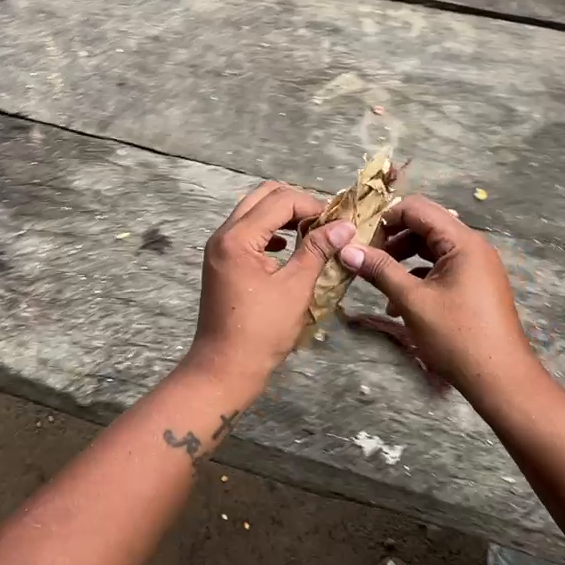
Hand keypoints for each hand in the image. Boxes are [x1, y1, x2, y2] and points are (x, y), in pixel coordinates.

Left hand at [187, 182, 357, 390]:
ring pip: (254, 212)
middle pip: (263, 196)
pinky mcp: (221, 261)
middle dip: (297, 204)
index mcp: (237, 238)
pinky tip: (289, 249)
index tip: (338, 223)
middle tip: (325, 224)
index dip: (313, 206)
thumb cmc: (261, 332)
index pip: (280, 200)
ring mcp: (219, 247)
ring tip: (312, 235)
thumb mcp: (296, 289)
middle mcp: (223, 234)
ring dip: (283, 216)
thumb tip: (345, 225)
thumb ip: (318, 251)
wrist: (224, 368)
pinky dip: (270, 232)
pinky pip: (247, 231)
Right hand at [335, 195, 540, 399]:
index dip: (386, 217)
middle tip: (364, 256)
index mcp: (462, 242)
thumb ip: (379, 270)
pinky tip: (397, 301)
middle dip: (392, 238)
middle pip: (424, 225)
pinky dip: (417, 276)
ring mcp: (475, 266)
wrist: (501, 380)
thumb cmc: (457, 337)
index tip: (360, 236)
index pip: (417, 208)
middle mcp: (472, 247)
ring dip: (401, 259)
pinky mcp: (474, 285)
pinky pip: (440, 268)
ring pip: (430, 248)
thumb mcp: (412, 301)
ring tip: (377, 279)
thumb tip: (347, 249)